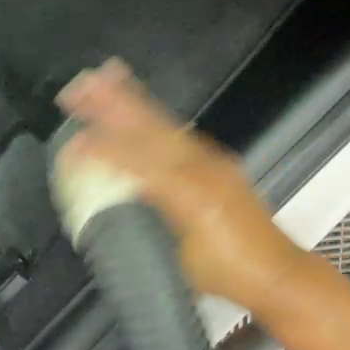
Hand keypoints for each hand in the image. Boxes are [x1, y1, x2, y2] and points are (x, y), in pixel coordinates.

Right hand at [57, 59, 313, 316]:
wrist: (276, 273)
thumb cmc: (226, 274)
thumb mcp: (178, 261)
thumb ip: (147, 229)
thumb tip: (112, 213)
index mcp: (189, 193)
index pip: (136, 162)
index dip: (102, 150)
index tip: (72, 144)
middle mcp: (201, 168)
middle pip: (149, 128)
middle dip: (112, 104)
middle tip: (81, 87)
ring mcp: (212, 161)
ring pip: (164, 123)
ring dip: (132, 99)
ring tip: (107, 75)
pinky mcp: (218, 162)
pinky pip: (178, 131)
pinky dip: (154, 114)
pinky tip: (140, 105)